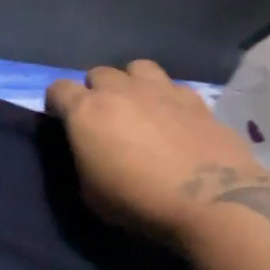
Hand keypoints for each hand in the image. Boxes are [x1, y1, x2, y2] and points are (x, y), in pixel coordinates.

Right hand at [45, 60, 269, 245]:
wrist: (212, 201)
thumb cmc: (138, 199)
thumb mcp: (88, 189)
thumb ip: (82, 158)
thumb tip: (88, 150)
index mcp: (86, 111)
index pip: (58, 89)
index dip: (57, 104)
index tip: (63, 122)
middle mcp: (121, 91)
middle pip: (98, 73)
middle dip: (95, 90)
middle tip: (102, 116)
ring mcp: (162, 91)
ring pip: (138, 68)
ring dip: (132, 83)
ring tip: (137, 106)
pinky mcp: (197, 101)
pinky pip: (174, 86)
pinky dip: (168, 97)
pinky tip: (173, 117)